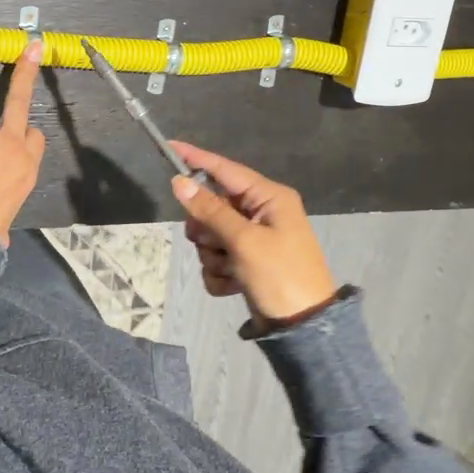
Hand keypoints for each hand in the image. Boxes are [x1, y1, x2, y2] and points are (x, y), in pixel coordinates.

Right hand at [169, 141, 338, 330]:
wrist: (302, 325)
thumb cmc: (280, 275)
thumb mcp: (244, 240)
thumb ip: (210, 210)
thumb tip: (180, 181)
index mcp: (269, 198)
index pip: (225, 170)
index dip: (197, 159)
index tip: (171, 147)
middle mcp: (261, 213)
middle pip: (212, 207)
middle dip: (206, 229)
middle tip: (213, 243)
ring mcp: (253, 240)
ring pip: (210, 237)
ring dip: (213, 256)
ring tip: (231, 270)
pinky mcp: (246, 264)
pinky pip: (216, 260)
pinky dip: (219, 274)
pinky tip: (233, 285)